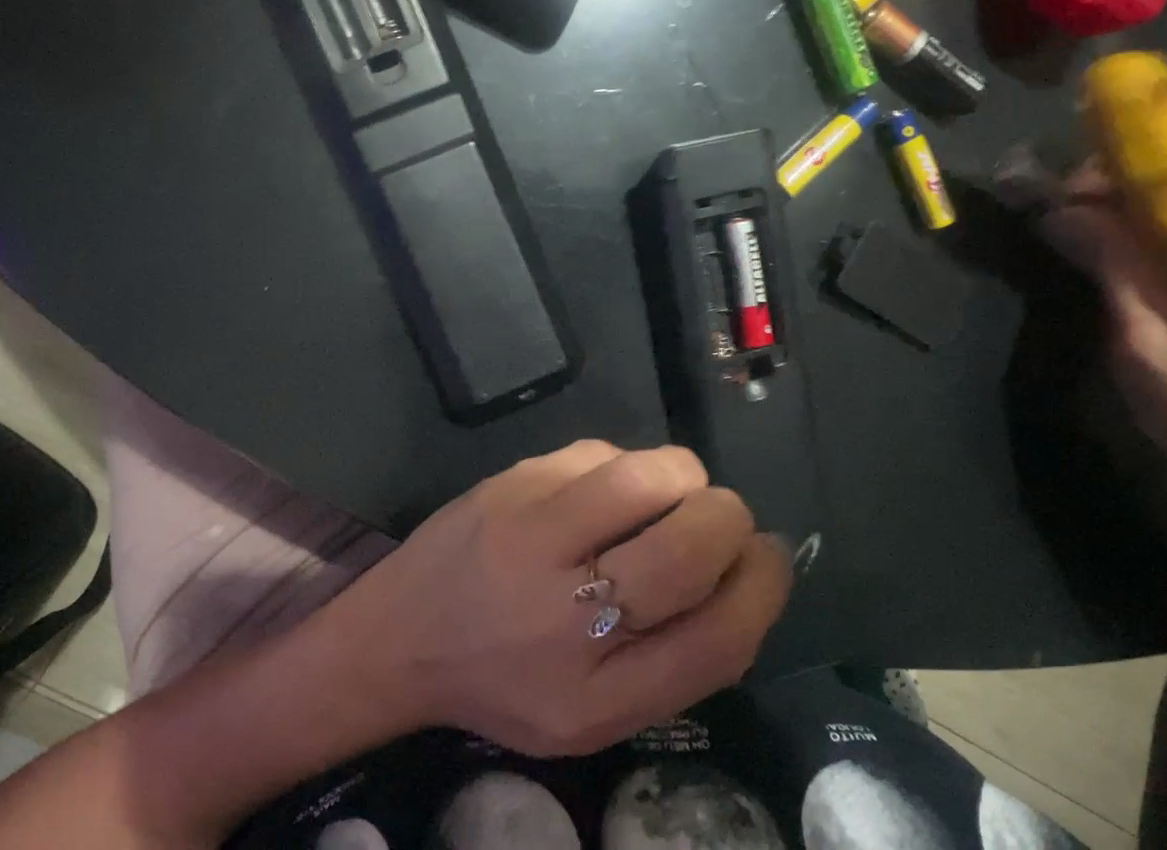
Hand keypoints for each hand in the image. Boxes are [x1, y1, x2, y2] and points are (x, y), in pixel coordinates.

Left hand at [305, 441, 791, 756]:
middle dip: (730, 523)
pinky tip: (603, 498)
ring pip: (656, 473)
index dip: (765, 587)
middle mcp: (565, 609)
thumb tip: (750, 572)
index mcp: (595, 690)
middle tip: (714, 531)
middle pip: (697, 538)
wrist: (400, 635)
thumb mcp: (597, 714)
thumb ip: (681, 662)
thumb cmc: (507, 682)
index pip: (722, 634)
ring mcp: (534, 526)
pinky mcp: (514, 477)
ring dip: (685, 484)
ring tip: (663, 505)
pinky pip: (608, 451)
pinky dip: (629, 470)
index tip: (767, 560)